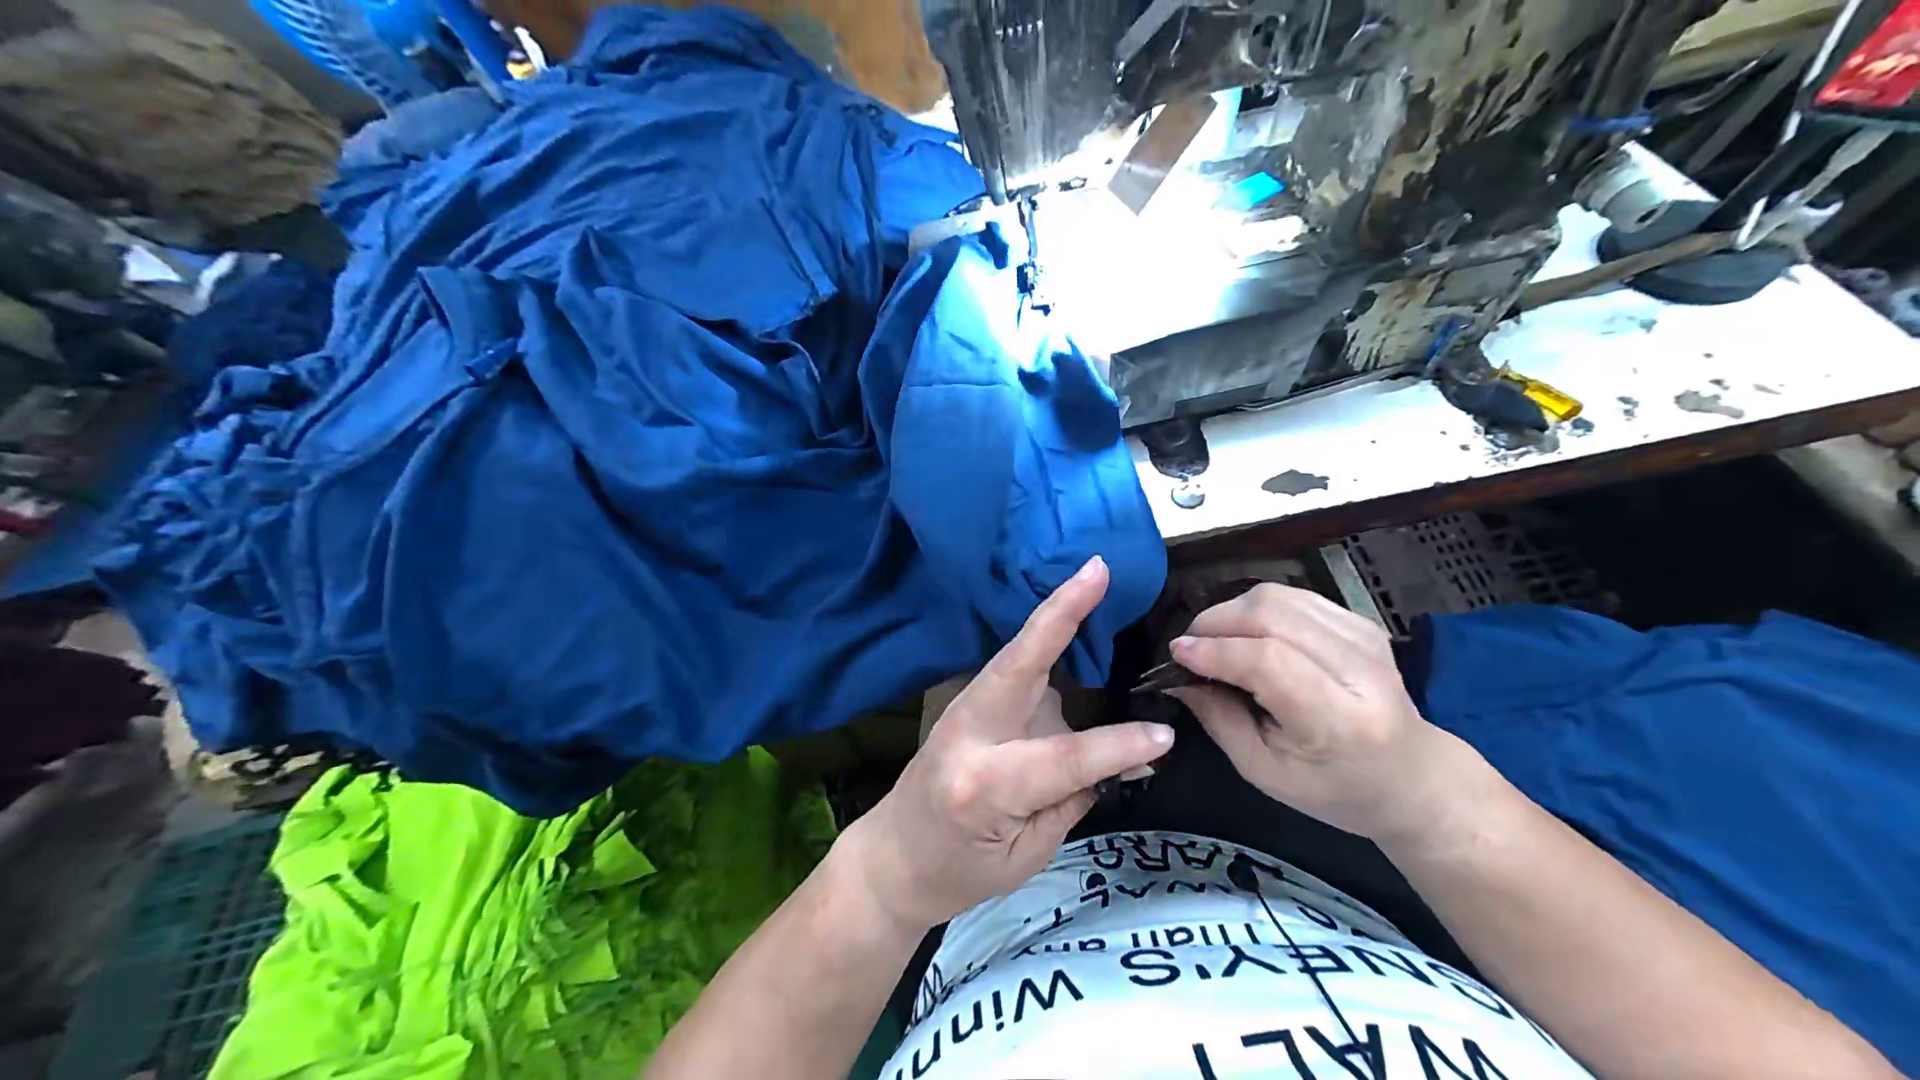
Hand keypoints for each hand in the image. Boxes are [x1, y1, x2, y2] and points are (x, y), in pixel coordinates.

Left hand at [841, 556, 1174, 931]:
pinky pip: (1011, 666)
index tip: (1164, 737)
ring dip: (1053, 615)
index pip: (1064, 758)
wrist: (894, 855)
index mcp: (985, 786)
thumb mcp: (1027, 852)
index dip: (1118, 748)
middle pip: (1018, 664)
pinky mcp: (965, 700)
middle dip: (1059, 613)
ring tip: (1092, 576)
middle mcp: (969, 734)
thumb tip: (1133, 755)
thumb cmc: (961, 869)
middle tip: (1096, 570)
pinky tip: (1068, 612)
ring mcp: (961, 709)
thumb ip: (1075, 796)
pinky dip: (1042, 638)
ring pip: (1014, 656)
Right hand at [1167, 583, 1484, 846]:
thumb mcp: (1264, 771)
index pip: (1269, 662)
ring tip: (1212, 639)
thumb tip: (1177, 676)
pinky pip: (1291, 596)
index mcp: (1341, 722)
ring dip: (1230, 611)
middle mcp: (1360, 670)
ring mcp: (1365, 638)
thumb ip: (1218, 718)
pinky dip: (1255, 608)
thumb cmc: (1334, 789)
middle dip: (1214, 622)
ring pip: (1277, 597)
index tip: (1177, 655)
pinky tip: (1246, 634)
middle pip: (1271, 615)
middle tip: (1189, 646)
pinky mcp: (1360, 622)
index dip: (1215, 650)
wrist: (1413, 778)